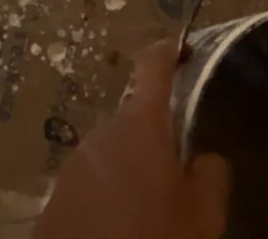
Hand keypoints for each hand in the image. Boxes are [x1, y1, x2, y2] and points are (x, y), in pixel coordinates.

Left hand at [34, 43, 230, 238]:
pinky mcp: (57, 195)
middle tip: (178, 172)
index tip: (182, 46)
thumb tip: (203, 159)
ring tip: (150, 208)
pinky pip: (93, 181)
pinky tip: (122, 224)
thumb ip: (210, 176)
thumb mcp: (202, 216)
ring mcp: (75, 162)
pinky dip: (109, 194)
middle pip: (135, 120)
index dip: (169, 51)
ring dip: (131, 169)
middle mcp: (103, 131)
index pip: (153, 66)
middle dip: (156, 138)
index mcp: (140, 124)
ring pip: (114, 153)